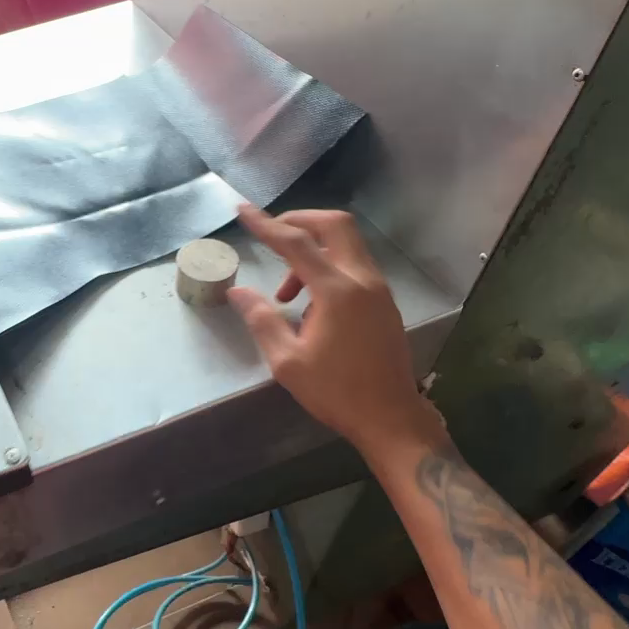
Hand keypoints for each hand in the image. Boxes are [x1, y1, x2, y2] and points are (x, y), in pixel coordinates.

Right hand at [228, 204, 446, 463]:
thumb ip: (262, 320)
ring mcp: (378, 289)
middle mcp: (363, 280)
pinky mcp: (383, 302)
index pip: (296, 243)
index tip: (243, 211)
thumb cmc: (335, 392)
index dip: (266, 225)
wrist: (390, 417)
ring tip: (285, 291)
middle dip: (299, 221)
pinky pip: (353, 265)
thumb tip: (238, 292)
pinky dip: (328, 266)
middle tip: (271, 235)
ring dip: (313, 249)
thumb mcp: (287, 361)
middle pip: (334, 225)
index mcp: (337, 291)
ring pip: (346, 243)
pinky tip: (309, 303)